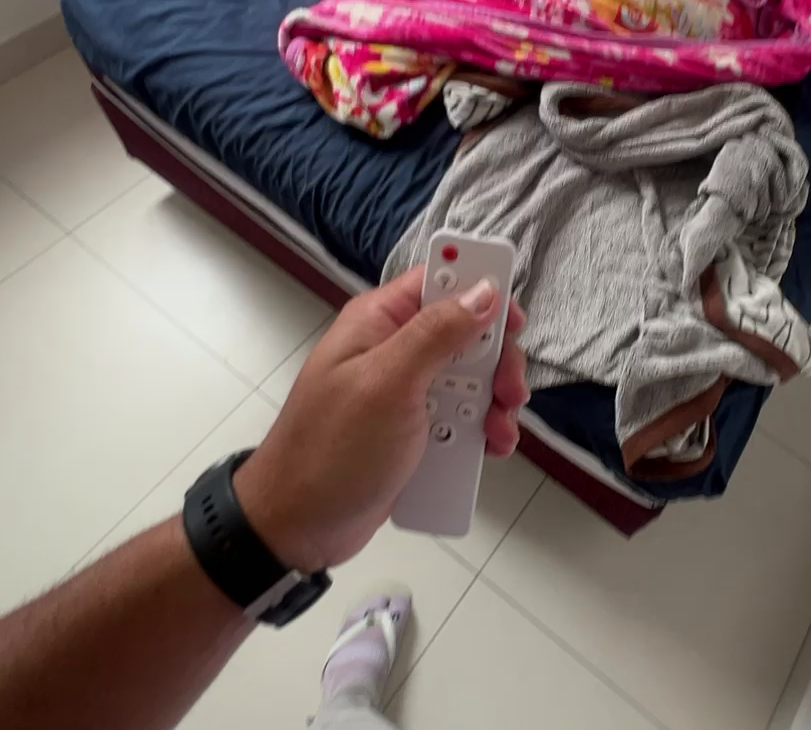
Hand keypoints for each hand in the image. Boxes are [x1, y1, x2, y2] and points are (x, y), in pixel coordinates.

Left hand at [234, 267, 527, 571]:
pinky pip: (465, 414)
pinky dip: (483, 428)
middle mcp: (397, 347)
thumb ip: (437, 333)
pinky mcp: (417, 427)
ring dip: (495, 400)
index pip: (440, 280)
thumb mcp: (388, 384)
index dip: (481, 289)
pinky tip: (492, 446)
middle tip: (509, 391)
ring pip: (473, 375)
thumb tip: (484, 290)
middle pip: (468, 331)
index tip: (513, 319)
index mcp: (380, 321)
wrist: (298, 529)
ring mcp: (408, 389)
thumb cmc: (333, 450)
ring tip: (499, 430)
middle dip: (497, 360)